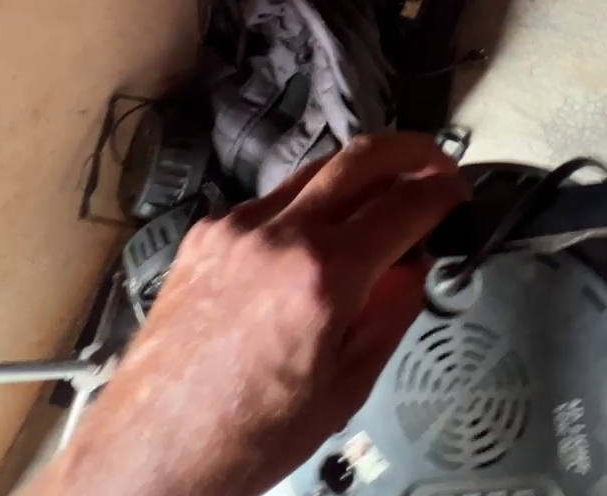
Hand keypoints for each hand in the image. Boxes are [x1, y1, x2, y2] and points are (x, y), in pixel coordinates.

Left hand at [33, 133, 469, 495]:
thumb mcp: (347, 385)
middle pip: (364, 155)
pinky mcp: (209, 232)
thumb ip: (394, 310)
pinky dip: (313, 202)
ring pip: (320, 168)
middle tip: (435, 164)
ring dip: (363, 172)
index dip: (445, 192)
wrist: (149, 454)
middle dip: (413, 151)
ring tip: (383, 197)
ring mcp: (237, 227)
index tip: (458, 192)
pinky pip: (278, 196)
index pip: (406, 204)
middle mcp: (277, 236)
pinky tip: (322, 232)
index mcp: (321, 277)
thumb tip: (414, 266)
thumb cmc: (241, 437)